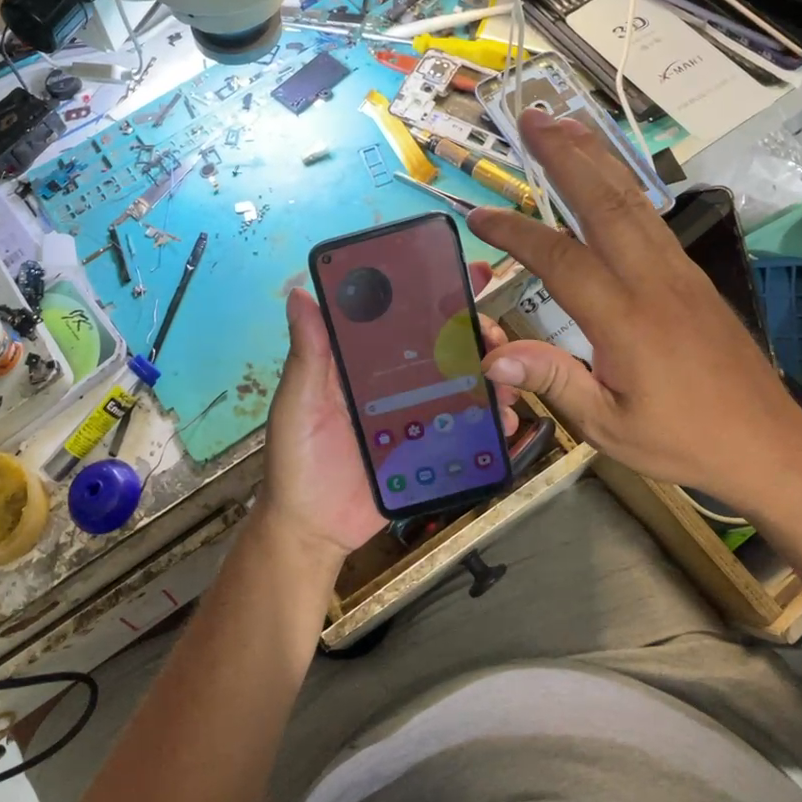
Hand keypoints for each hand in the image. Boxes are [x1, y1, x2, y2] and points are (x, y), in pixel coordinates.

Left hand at [263, 261, 516, 561]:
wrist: (314, 529)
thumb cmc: (297, 460)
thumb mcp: (297, 404)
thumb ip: (306, 355)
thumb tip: (300, 293)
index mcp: (362, 362)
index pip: (400, 316)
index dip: (431, 290)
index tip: (465, 272)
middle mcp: (394, 381)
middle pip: (441, 344)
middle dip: (473, 331)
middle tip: (492, 334)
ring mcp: (417, 414)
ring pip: (462, 382)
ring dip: (490, 372)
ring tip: (504, 377)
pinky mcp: (433, 448)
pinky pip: (468, 427)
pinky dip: (490, 419)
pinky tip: (503, 418)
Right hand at [466, 108, 801, 508]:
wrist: (767, 444)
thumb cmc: (684, 441)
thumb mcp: (609, 426)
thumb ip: (553, 382)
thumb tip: (492, 358)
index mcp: (627, 319)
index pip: (561, 259)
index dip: (516, 234)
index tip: (477, 218)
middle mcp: (654, 281)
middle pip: (605, 203)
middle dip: (565, 156)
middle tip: (530, 119)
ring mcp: (679, 272)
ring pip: (632, 200)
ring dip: (595, 157)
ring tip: (562, 124)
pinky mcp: (692, 276)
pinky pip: (651, 217)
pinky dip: (621, 184)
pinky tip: (604, 174)